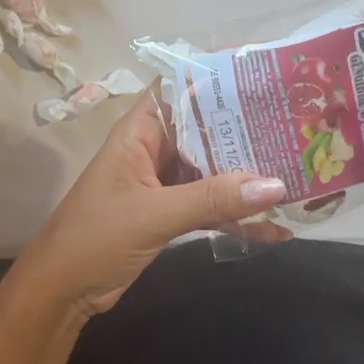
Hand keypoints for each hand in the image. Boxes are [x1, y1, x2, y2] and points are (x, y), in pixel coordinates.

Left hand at [13, 83, 287, 317]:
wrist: (61, 291)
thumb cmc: (94, 238)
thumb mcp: (153, 215)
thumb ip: (211, 199)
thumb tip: (275, 185)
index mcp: (139, 134)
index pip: (178, 89)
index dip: (216, 77)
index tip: (264, 73)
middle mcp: (153, 151)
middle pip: (205, 130)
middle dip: (247, 130)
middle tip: (299, 124)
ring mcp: (162, 185)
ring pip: (213, 170)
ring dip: (249, 175)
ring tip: (302, 170)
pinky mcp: (169, 216)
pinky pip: (210, 207)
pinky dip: (238, 217)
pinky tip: (278, 229)